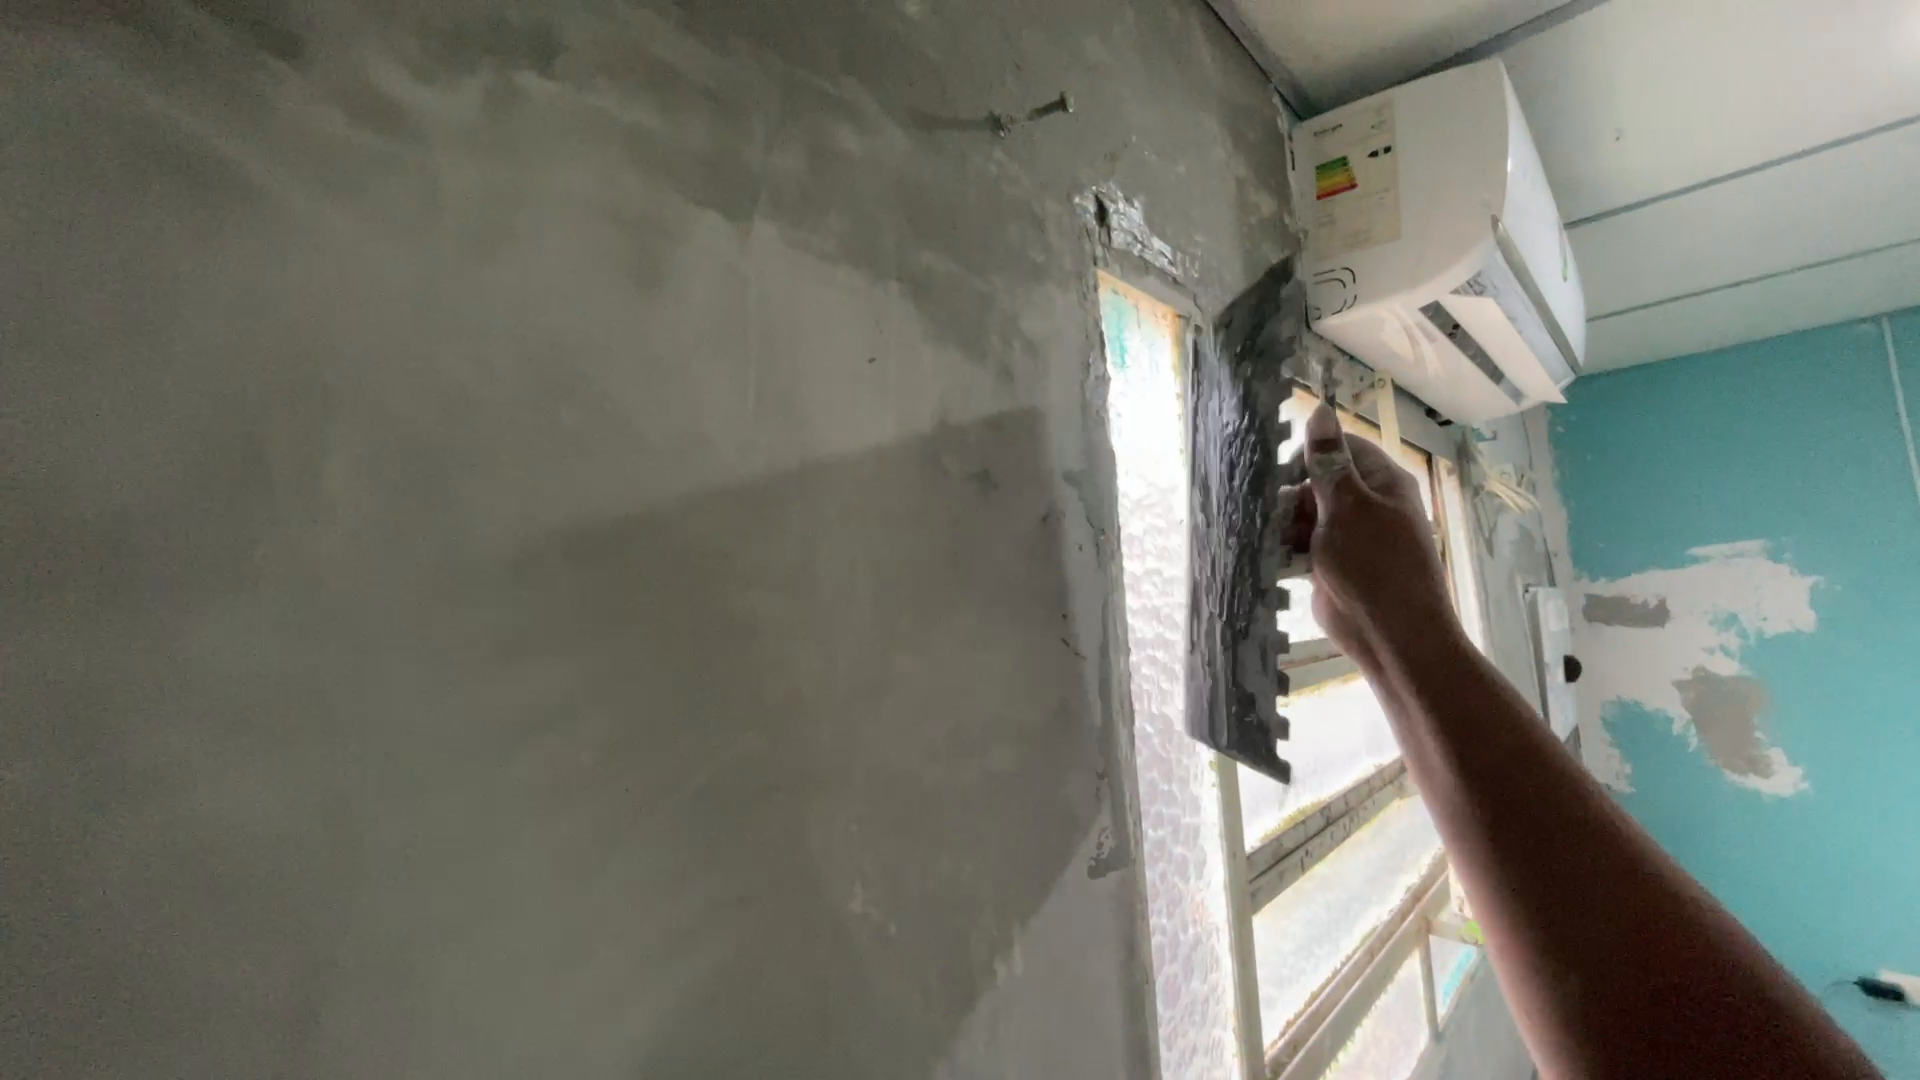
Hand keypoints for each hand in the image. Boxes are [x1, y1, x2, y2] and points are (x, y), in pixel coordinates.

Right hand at [1280, 404, 1459, 666]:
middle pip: (1317, 483)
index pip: (1341, 449)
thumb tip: (1320, 409)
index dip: (1310, 454)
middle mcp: (1366, 505)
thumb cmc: (1374, 563)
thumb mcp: (1347, 506)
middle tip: (1269, 512)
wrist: (1390, 633)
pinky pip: (1302, 546)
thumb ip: (1328, 460)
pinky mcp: (1332, 565)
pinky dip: (1285, 549)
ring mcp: (1349, 537)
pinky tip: (1269, 556)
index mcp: (1381, 483)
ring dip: (1283, 524)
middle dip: (1289, 495)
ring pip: (1305, 516)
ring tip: (1267, 537)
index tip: (1279, 472)